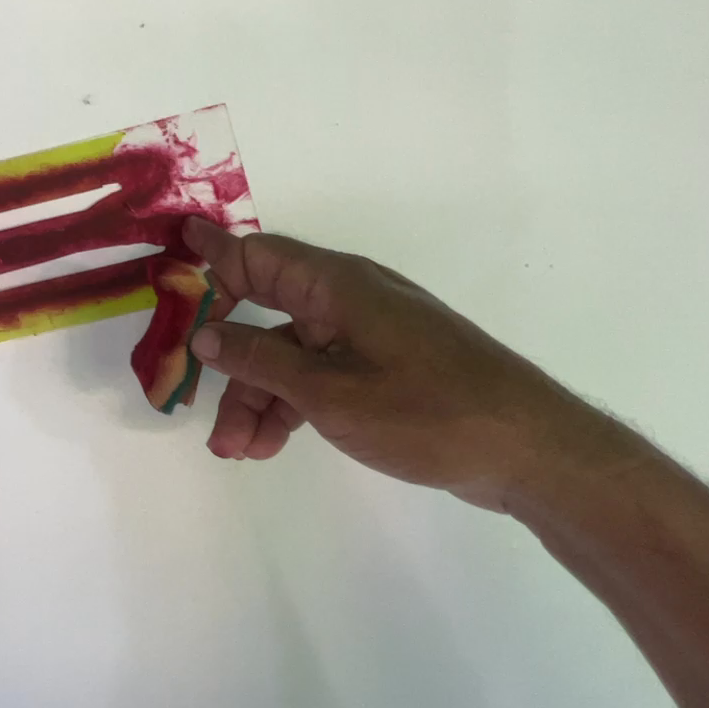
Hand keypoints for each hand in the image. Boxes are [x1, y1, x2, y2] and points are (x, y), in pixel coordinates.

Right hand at [180, 217, 646, 511]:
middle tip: (186, 386)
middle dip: (224, 357)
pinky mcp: (378, 370)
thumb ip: (257, 360)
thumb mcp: (328, 392)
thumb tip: (200, 335)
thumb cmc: (429, 412)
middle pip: (261, 315)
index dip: (211, 255)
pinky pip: (313, 377)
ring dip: (254, 398)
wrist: (537, 458)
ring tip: (233, 449)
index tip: (171, 249)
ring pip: (283, 356)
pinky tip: (265, 447)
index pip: (256, 255)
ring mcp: (362, 337)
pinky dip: (287, 407)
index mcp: (336, 287)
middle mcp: (345, 302)